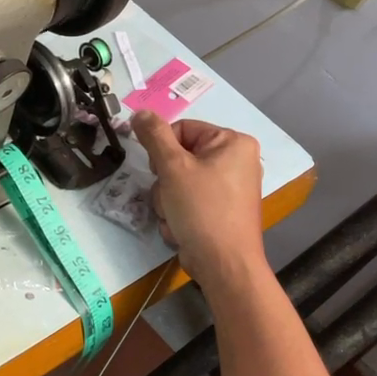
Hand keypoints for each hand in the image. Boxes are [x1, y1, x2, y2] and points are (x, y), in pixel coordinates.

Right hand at [131, 112, 266, 286]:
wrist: (223, 263)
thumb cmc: (202, 209)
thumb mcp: (173, 167)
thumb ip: (154, 136)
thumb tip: (140, 112)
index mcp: (233, 143)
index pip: (182, 129)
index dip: (162, 149)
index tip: (159, 171)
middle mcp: (236, 160)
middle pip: (179, 156)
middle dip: (164, 180)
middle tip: (169, 196)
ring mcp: (229, 187)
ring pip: (178, 181)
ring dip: (167, 199)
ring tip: (175, 215)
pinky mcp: (221, 209)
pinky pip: (188, 199)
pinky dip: (178, 212)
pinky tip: (182, 226)